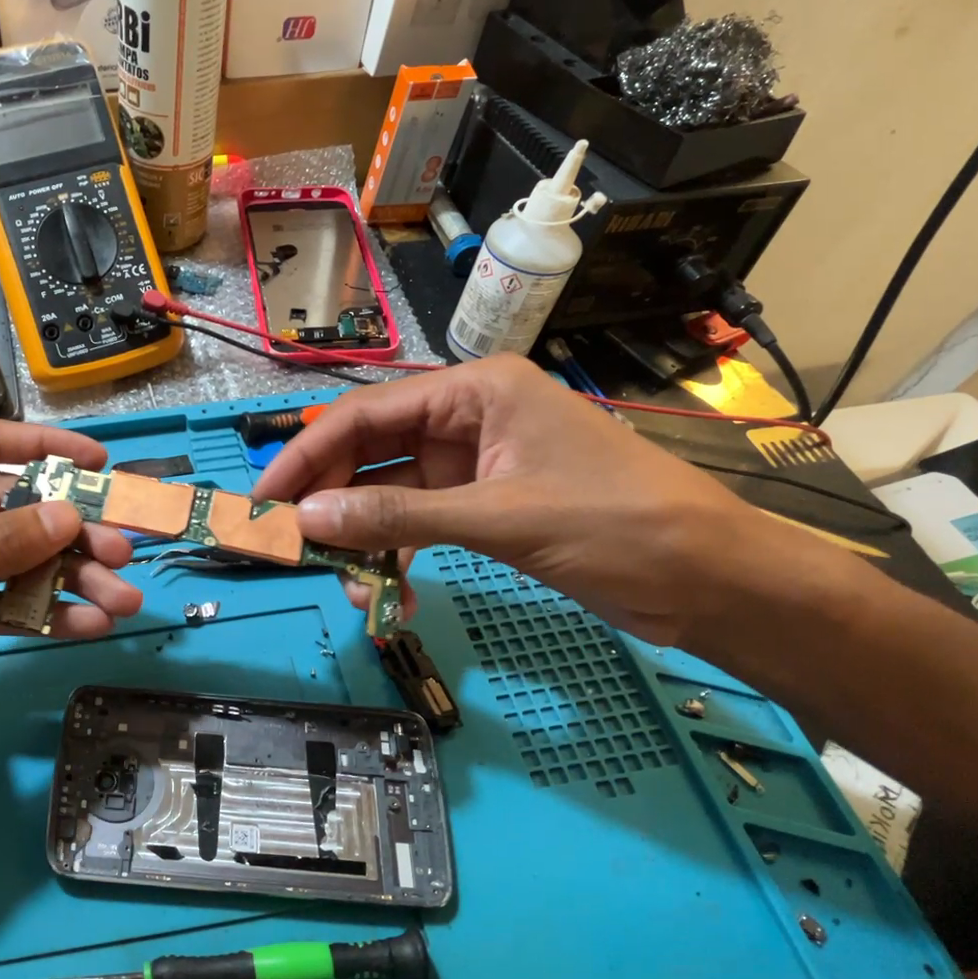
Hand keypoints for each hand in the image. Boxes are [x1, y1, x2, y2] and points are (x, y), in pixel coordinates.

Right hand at [253, 355, 839, 648]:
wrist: (712, 579)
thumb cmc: (617, 524)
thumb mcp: (500, 517)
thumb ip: (398, 516)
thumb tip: (309, 519)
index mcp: (474, 391)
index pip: (366, 414)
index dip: (309, 455)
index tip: (266, 498)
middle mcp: (467, 417)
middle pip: (371, 450)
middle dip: (333, 499)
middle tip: (296, 548)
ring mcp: (476, 462)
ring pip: (391, 490)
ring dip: (363, 534)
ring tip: (348, 580)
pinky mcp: (487, 504)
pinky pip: (419, 520)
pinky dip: (398, 551)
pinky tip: (389, 588)